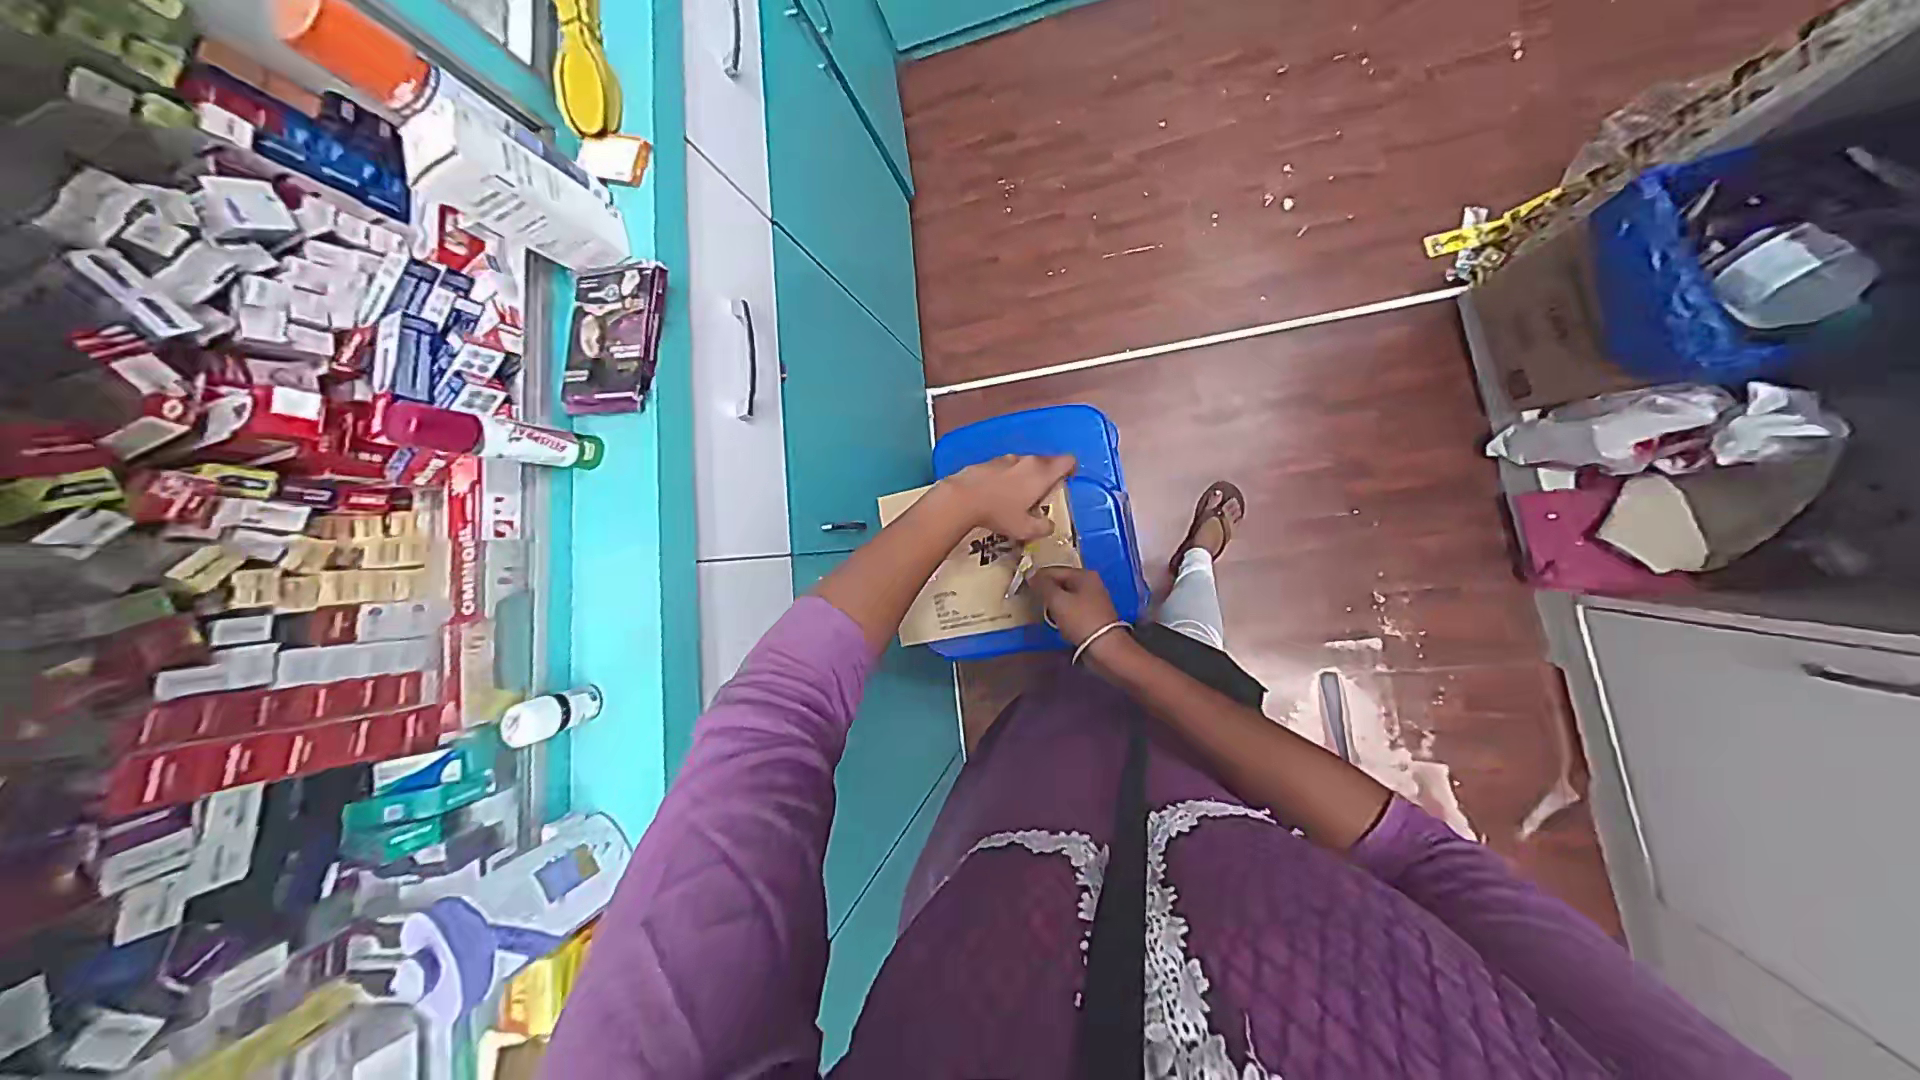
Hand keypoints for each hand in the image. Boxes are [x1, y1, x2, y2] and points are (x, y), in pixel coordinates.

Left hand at [931, 454, 1076, 540]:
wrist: (961, 498)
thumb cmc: (998, 512)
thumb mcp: (1024, 529)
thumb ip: (1042, 527)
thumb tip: (1048, 526)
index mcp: (1041, 473)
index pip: (1067, 461)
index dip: (1070, 470)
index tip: (1066, 483)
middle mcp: (1026, 460)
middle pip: (1046, 462)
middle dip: (1047, 478)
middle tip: (1041, 498)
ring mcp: (1005, 458)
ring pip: (1024, 464)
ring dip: (1025, 477)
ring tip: (1016, 498)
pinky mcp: (987, 461)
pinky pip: (1005, 467)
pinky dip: (1006, 477)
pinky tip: (996, 494)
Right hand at [1032, 566, 1122, 649]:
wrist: (1105, 647)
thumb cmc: (1080, 619)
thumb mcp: (1057, 600)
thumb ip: (1043, 585)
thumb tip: (1031, 575)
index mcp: (1084, 575)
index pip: (1054, 570)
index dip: (1038, 578)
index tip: (1025, 588)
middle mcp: (1091, 582)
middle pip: (1061, 582)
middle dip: (1047, 590)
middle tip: (1034, 600)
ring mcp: (1094, 598)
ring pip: (1066, 595)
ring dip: (1054, 602)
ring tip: (1044, 611)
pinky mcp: (1094, 614)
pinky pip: (1073, 607)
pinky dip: (1063, 611)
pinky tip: (1058, 620)